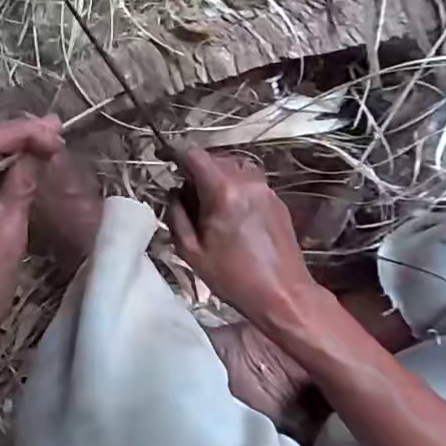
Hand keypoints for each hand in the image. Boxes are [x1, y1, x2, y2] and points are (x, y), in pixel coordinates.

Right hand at [169, 146, 322, 331]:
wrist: (283, 294)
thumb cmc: (234, 278)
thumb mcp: (191, 252)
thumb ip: (177, 216)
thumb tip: (175, 193)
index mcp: (223, 192)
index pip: (195, 155)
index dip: (175, 152)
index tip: (162, 155)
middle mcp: (247, 182)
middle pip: (215, 158)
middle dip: (196, 170)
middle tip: (185, 195)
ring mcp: (265, 189)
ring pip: (233, 167)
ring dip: (216, 177)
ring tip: (208, 205)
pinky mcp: (277, 200)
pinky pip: (249, 181)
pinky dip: (234, 187)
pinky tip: (231, 214)